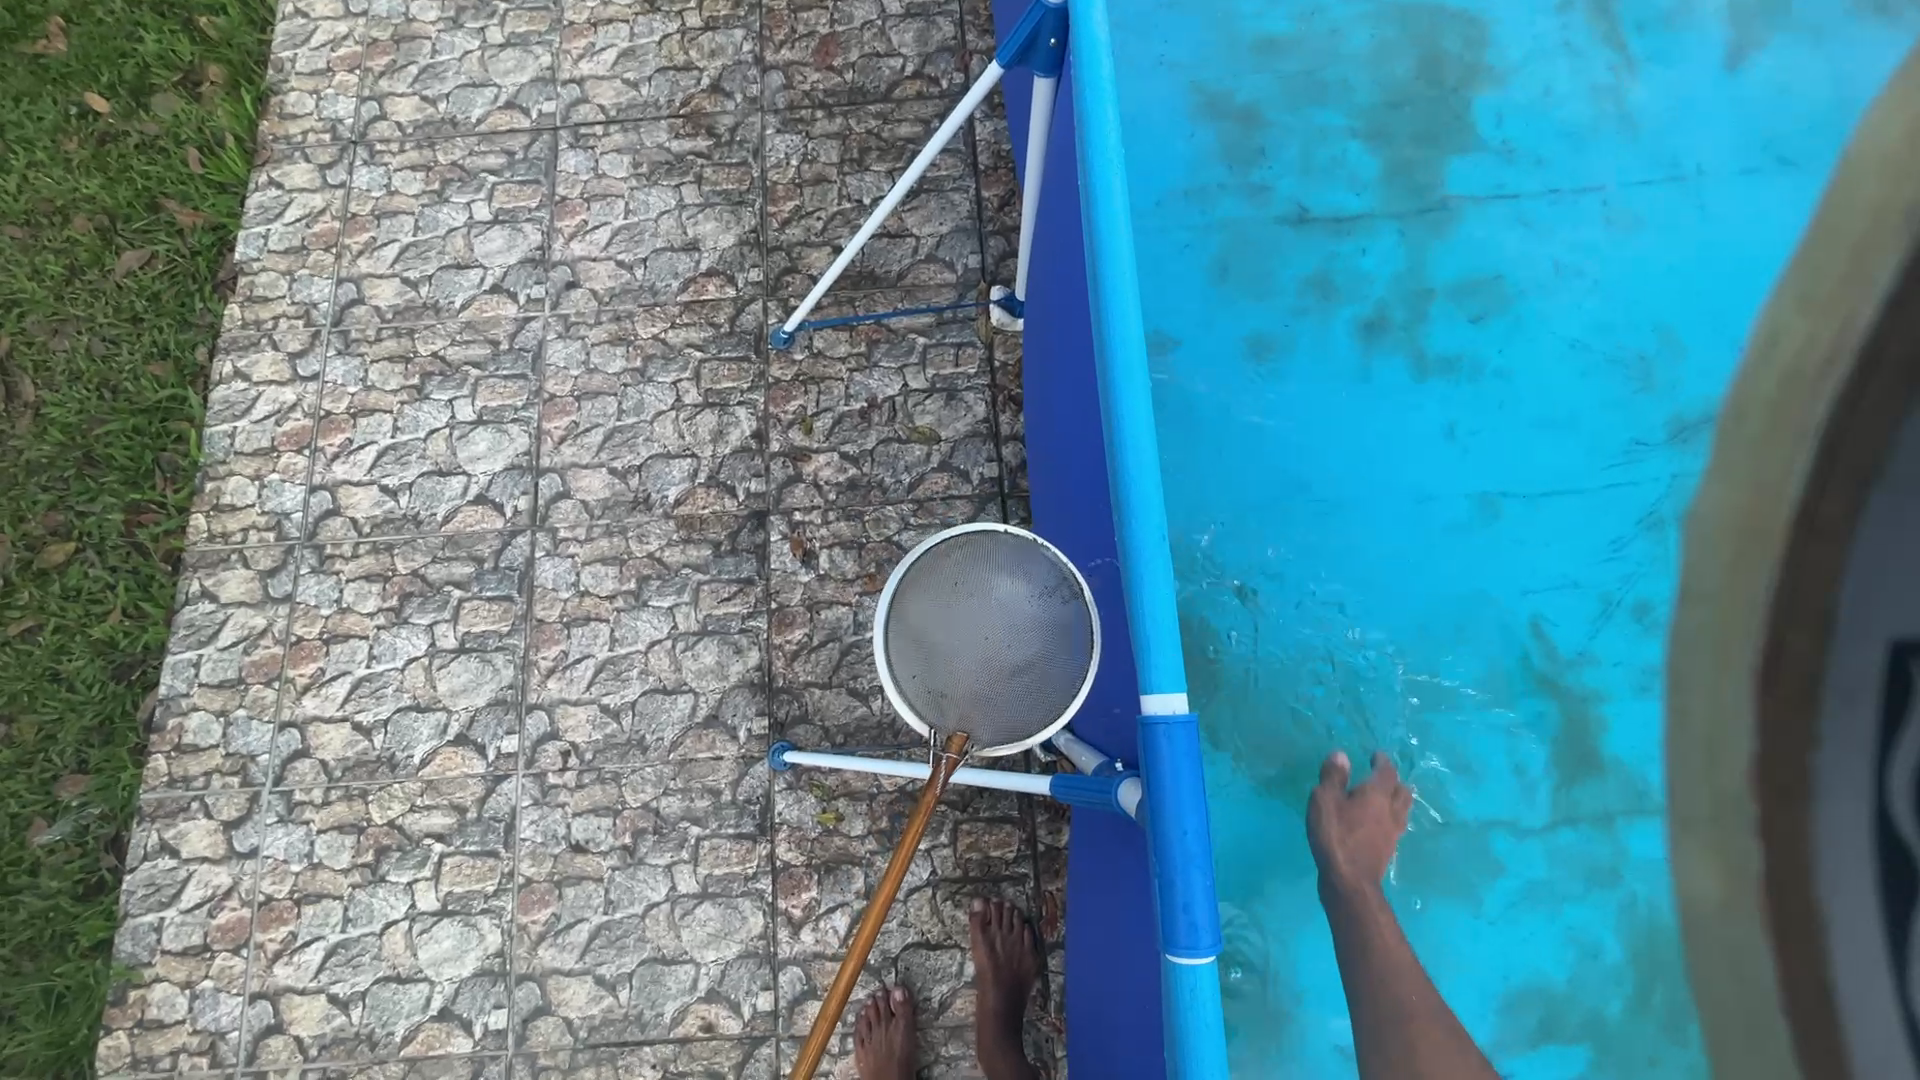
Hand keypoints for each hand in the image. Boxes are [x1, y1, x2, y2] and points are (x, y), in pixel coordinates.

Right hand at [1307, 750, 1412, 900]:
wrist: (1350, 880)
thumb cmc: (1335, 834)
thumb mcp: (1325, 800)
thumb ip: (1333, 776)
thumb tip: (1342, 754)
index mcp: (1377, 794)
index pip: (1387, 772)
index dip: (1382, 762)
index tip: (1376, 755)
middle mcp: (1391, 810)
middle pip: (1402, 791)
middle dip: (1394, 780)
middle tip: (1381, 776)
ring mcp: (1393, 832)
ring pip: (1403, 809)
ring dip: (1396, 798)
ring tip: (1383, 796)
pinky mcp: (1389, 848)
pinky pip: (1396, 824)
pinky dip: (1390, 816)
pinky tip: (1378, 821)